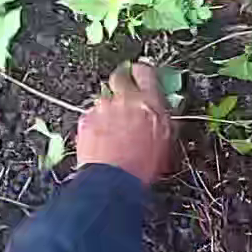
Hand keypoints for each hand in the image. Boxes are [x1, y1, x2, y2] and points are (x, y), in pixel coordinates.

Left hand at [76, 62, 171, 185]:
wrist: (113, 180)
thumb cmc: (142, 164)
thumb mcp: (165, 139)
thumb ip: (162, 117)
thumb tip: (163, 112)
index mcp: (149, 102)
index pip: (145, 72)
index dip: (142, 71)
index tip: (141, 72)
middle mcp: (125, 99)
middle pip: (119, 76)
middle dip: (121, 81)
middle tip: (124, 92)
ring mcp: (103, 108)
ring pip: (105, 99)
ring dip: (109, 108)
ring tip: (114, 127)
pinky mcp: (86, 119)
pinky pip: (91, 114)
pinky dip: (96, 122)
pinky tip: (102, 137)